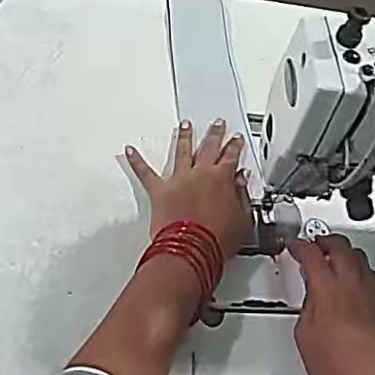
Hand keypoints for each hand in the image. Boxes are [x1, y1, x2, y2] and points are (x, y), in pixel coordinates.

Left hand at [124, 119, 250, 254]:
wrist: (192, 250)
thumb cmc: (216, 239)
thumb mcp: (243, 218)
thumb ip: (242, 196)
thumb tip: (242, 183)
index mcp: (223, 178)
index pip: (231, 155)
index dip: (236, 145)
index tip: (237, 139)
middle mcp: (200, 174)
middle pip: (209, 147)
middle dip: (215, 133)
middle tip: (217, 124)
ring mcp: (179, 180)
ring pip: (182, 151)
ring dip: (184, 137)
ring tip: (185, 126)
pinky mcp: (160, 192)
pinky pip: (146, 173)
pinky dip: (137, 161)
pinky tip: (131, 152)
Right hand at [289, 235, 374, 374]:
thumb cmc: (335, 368)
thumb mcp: (304, 332)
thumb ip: (307, 303)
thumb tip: (312, 295)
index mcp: (328, 288)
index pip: (312, 253)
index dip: (300, 245)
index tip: (294, 245)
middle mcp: (352, 285)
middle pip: (339, 245)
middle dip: (323, 240)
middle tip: (312, 245)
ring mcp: (368, 293)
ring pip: (357, 255)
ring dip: (342, 251)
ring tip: (329, 256)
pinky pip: (367, 273)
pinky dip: (355, 266)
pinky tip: (348, 276)